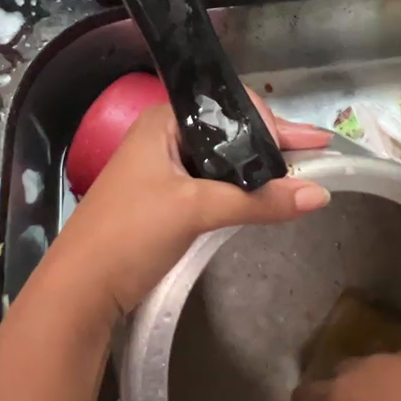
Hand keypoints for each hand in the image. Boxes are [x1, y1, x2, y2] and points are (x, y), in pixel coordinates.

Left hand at [45, 97, 332, 319]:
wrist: (79, 291)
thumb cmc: (130, 233)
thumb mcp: (196, 210)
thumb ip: (258, 201)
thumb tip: (320, 194)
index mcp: (164, 121)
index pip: (230, 109)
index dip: (271, 124)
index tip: (308, 145)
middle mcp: (165, 137)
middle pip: (230, 133)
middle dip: (274, 143)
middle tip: (318, 152)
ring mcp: (166, 170)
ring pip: (225, 160)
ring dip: (261, 167)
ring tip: (305, 170)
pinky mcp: (168, 201)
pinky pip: (216, 184)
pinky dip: (245, 188)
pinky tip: (270, 194)